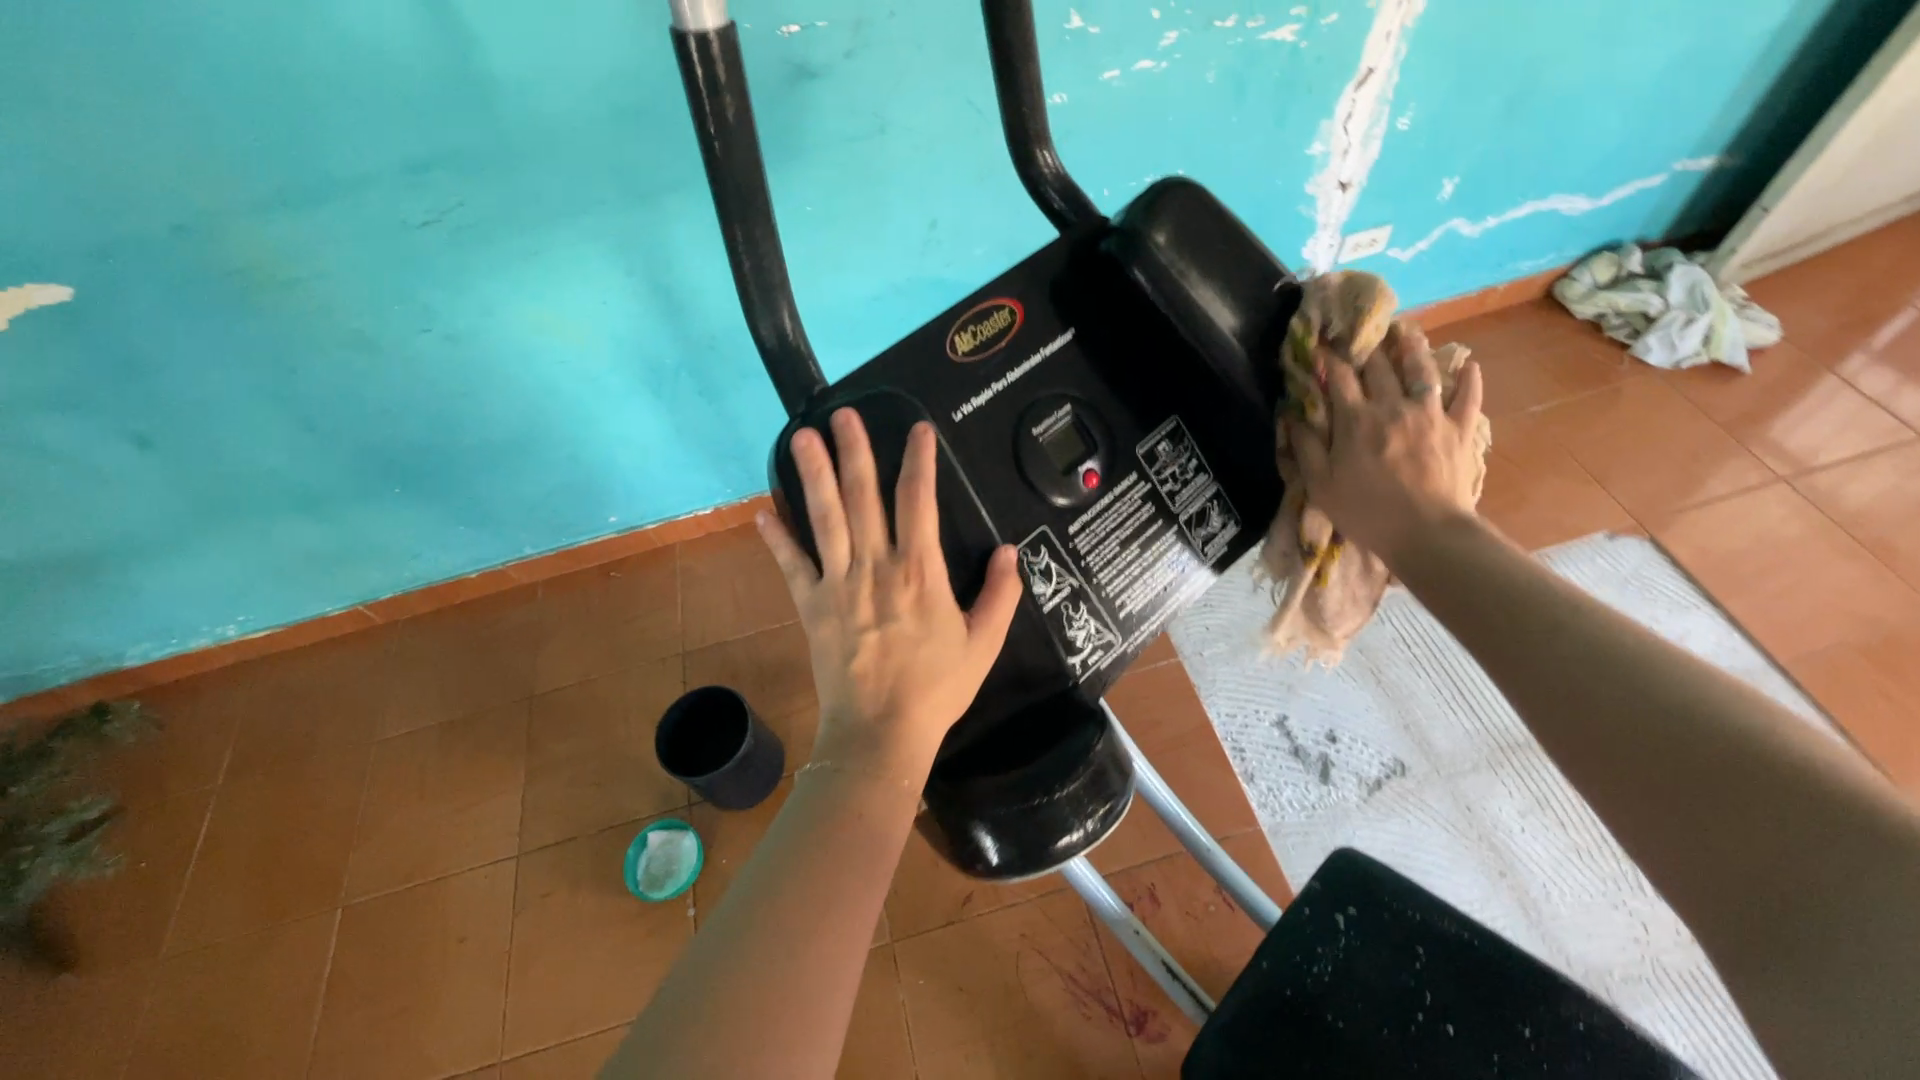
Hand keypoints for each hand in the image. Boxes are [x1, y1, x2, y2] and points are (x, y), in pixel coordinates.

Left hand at [757, 408, 1022, 779]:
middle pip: (863, 496)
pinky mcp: (811, 606)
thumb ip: (999, 594)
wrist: (881, 732)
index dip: (919, 460)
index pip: (919, 501)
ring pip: (825, 518)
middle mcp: (876, 566)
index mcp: (920, 571)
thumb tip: (1007, 551)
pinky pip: (792, 565)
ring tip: (802, 436)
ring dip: (813, 474)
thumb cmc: (937, 688)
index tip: (918, 429)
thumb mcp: (983, 644)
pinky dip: (777, 538)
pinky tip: (763, 510)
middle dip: (855, 451)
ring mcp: (838, 584)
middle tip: (843, 413)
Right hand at [1288, 332, 1484, 564]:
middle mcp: (1394, 406)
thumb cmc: (1366, 512)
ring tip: (1407, 330)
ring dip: (1413, 347)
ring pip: (1422, 370)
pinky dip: (1468, 378)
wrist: (1426, 532)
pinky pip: (1467, 396)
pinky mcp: (1459, 429)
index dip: (1330, 357)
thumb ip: (1307, 448)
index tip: (1322, 343)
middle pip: (1380, 366)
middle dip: (1369, 345)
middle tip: (1364, 330)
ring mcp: (1431, 415)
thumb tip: (1293, 416)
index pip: (1340, 377)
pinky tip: (1469, 365)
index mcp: (1356, 420)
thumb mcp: (1321, 486)